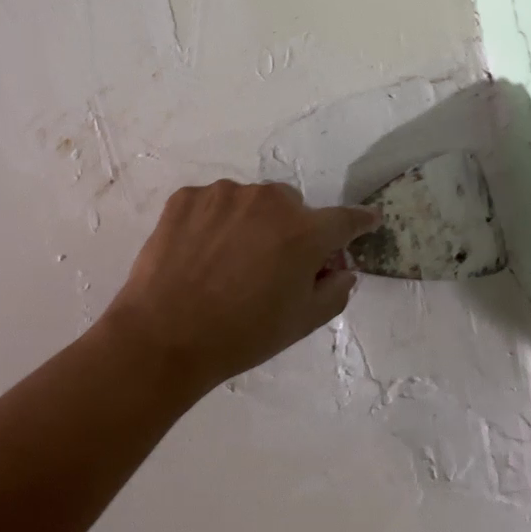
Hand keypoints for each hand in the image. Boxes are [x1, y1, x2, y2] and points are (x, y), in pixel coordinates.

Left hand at [97, 180, 380, 390]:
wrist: (163, 336)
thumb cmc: (241, 335)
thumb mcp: (301, 323)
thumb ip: (333, 292)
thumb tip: (340, 271)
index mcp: (305, 231)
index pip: (344, 219)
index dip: (359, 222)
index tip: (367, 221)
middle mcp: (268, 201)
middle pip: (292, 207)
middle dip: (290, 229)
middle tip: (272, 266)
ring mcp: (223, 195)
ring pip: (249, 202)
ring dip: (249, 223)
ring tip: (226, 263)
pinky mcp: (186, 198)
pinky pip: (211, 204)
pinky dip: (212, 223)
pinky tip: (198, 255)